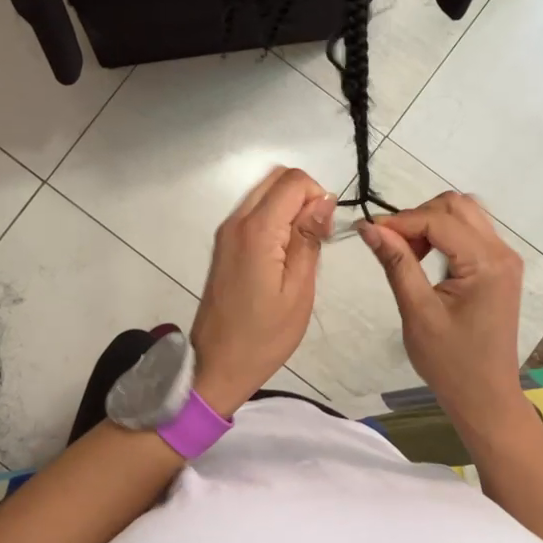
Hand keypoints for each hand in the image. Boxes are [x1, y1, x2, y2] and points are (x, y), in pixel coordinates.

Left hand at [190, 167, 334, 416]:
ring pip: (263, 193)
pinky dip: (274, 219)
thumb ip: (309, 239)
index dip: (318, 197)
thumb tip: (323, 200)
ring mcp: (226, 232)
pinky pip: (253, 213)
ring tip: (301, 249)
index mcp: (257, 231)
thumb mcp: (299, 290)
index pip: (293, 181)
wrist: (218, 364)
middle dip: (304, 197)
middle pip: (276, 179)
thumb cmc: (264, 335)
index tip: (325, 233)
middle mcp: (236, 222)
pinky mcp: (223, 244)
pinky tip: (283, 254)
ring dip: (289, 207)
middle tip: (316, 238)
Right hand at [356, 192, 527, 426]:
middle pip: (457, 205)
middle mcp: (502, 252)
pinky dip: (444, 235)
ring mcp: (505, 259)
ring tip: (407, 252)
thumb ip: (396, 263)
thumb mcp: (417, 311)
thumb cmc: (449, 361)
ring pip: (465, 214)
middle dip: (418, 216)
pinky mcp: (500, 268)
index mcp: (486, 263)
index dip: (400, 221)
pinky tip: (425, 259)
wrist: (485, 396)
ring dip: (431, 222)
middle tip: (391, 245)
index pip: (438, 219)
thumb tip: (369, 227)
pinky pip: (471, 233)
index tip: (367, 231)